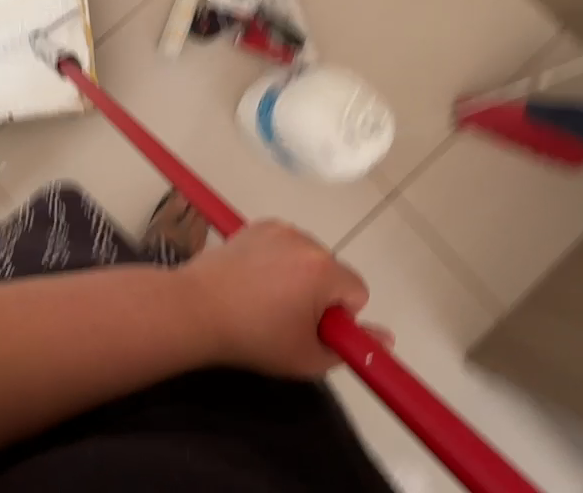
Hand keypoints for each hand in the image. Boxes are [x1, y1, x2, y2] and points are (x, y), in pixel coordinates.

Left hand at [178, 220, 383, 378]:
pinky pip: (281, 245)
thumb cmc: (255, 336)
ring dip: (297, 275)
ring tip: (263, 298)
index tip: (310, 326)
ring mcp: (274, 228)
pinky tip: (252, 279)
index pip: (357, 291)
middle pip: (331, 270)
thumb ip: (353, 347)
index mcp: (323, 268)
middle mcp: (302, 239)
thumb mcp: (311, 356)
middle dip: (319, 292)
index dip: (339, 315)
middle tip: (283, 315)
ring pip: (306, 257)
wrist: (196, 308)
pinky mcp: (252, 225)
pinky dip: (275, 259)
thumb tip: (386, 337)